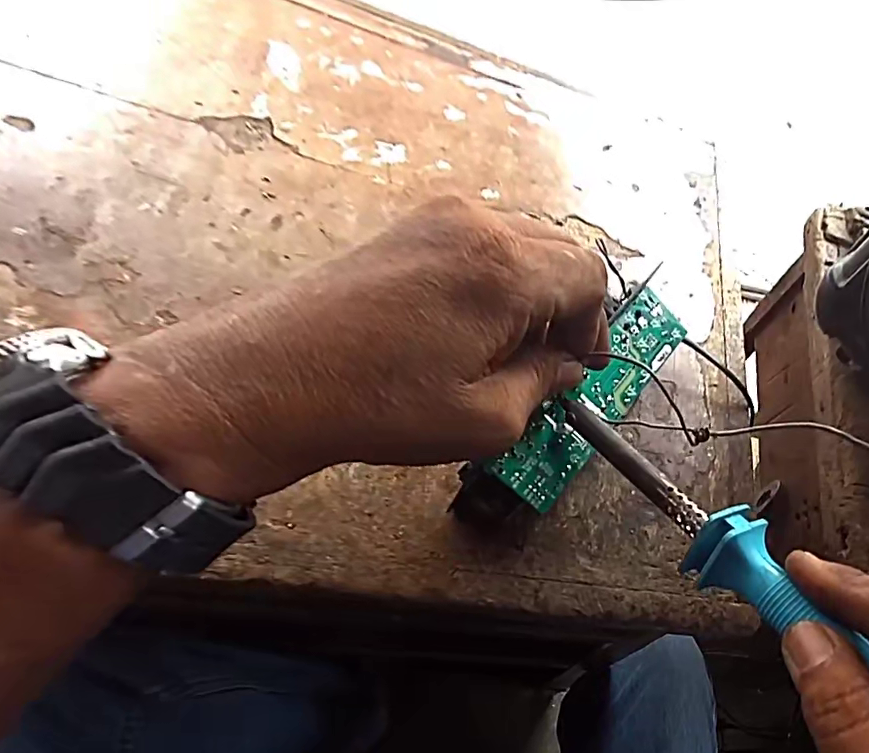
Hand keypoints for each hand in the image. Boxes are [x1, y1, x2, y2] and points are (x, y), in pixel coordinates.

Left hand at [79, 197, 608, 502]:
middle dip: (570, 310)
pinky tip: (478, 327)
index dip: (597, 326)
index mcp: (504, 270)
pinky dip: (501, 281)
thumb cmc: (382, 406)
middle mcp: (476, 226)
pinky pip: (484, 244)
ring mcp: (436, 218)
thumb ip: (545, 383)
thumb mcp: (489, 419)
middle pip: (561, 254)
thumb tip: (568, 366)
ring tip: (514, 349)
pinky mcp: (408, 228)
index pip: (589, 277)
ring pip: (525, 245)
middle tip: (554, 362)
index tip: (581, 365)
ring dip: (537, 295)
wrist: (271, 379)